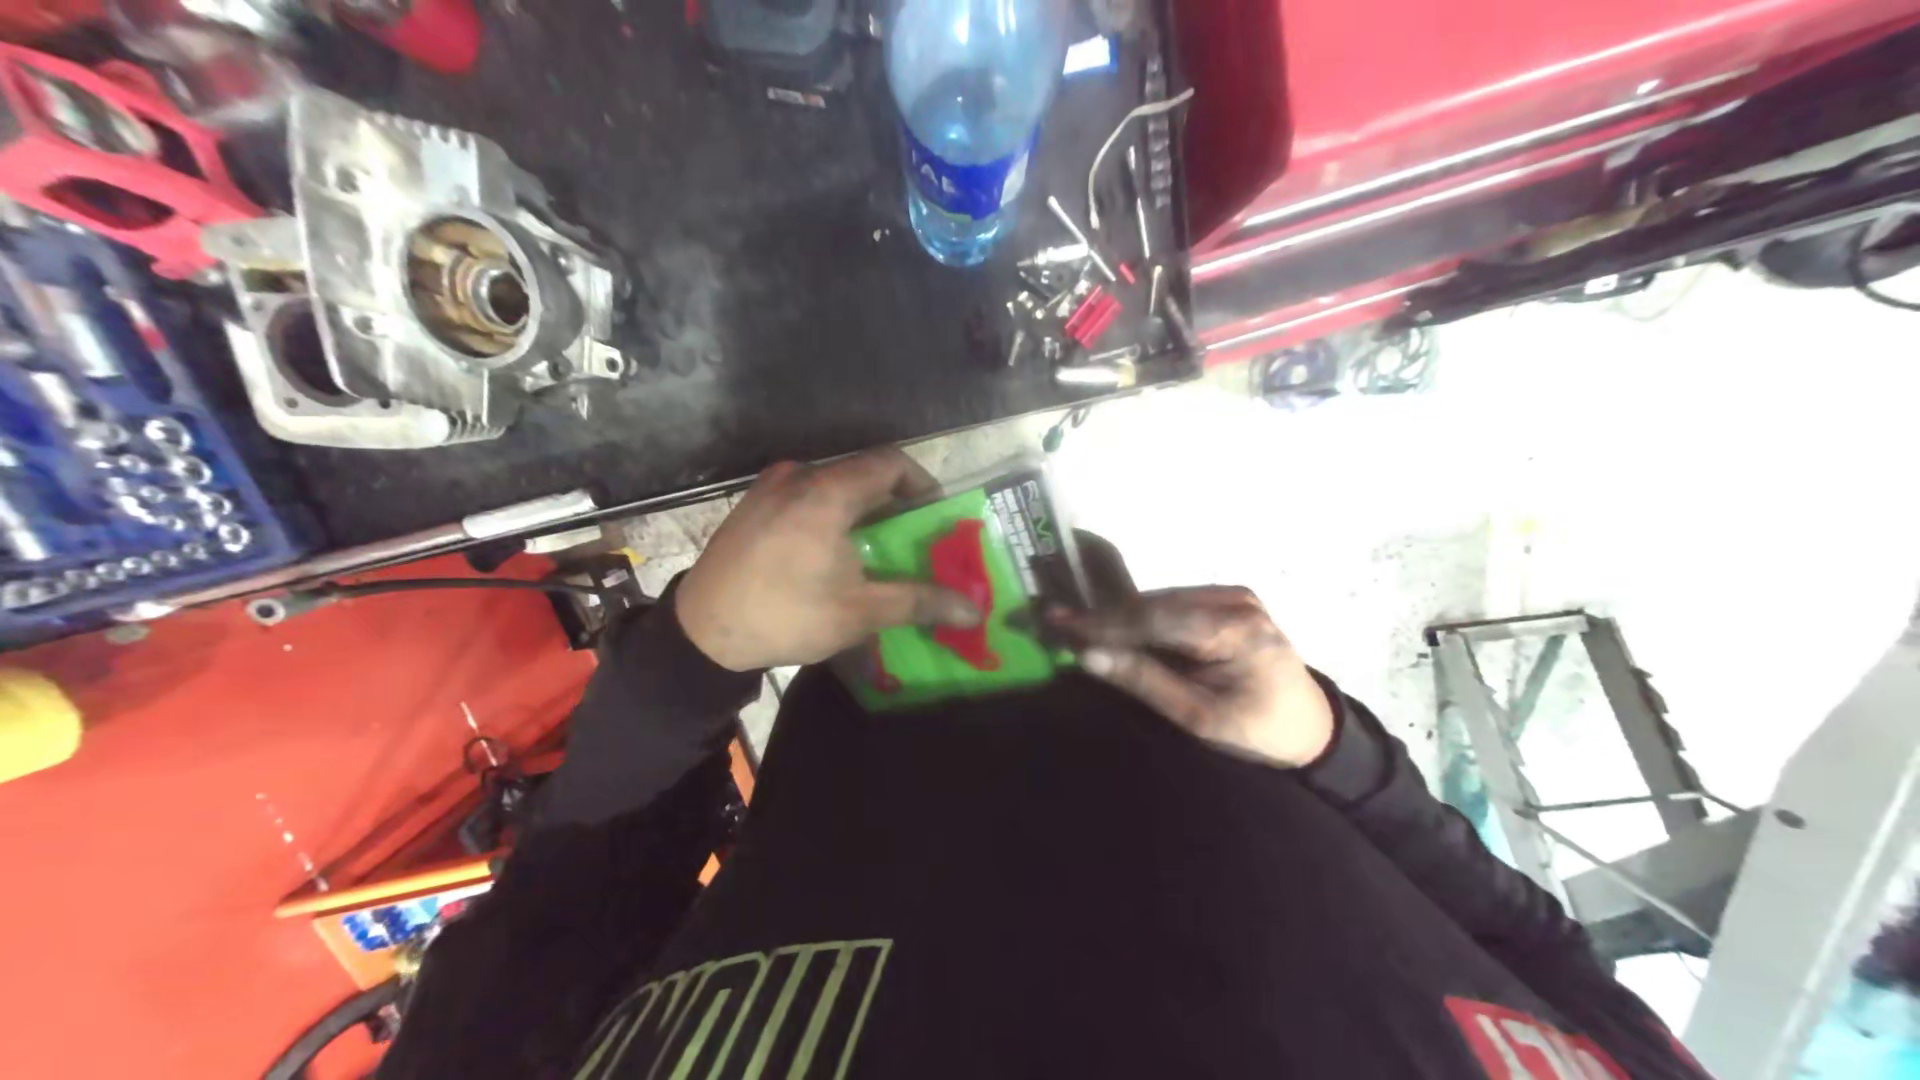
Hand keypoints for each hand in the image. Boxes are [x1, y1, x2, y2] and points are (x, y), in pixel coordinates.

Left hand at [675, 447, 980, 671]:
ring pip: (830, 484)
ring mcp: (768, 488)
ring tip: (871, 546)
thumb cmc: (787, 615)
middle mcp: (798, 477)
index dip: (920, 482)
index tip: (934, 513)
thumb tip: (972, 609)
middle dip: (892, 501)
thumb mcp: (860, 612)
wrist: (701, 633)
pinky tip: (826, 551)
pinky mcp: (750, 506)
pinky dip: (828, 512)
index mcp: (828, 492)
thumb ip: (919, 601)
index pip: (890, 463)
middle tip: (909, 536)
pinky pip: (803, 496)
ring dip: (858, 507)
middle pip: (860, 473)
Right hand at [1050, 587, 1334, 767]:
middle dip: (1106, 617)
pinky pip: (1175, 603)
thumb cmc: (1256, 732)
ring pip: (1160, 599)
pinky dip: (1145, 617)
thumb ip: (1144, 681)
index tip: (1058, 622)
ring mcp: (1235, 595)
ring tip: (1083, 629)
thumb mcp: (1197, 717)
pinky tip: (1122, 630)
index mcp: (1235, 631)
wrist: (1310, 729)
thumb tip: (1088, 654)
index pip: (1154, 619)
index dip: (1102, 622)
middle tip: (1061, 625)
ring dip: (1123, 616)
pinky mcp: (1231, 599)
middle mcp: (1236, 600)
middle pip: (1154, 603)